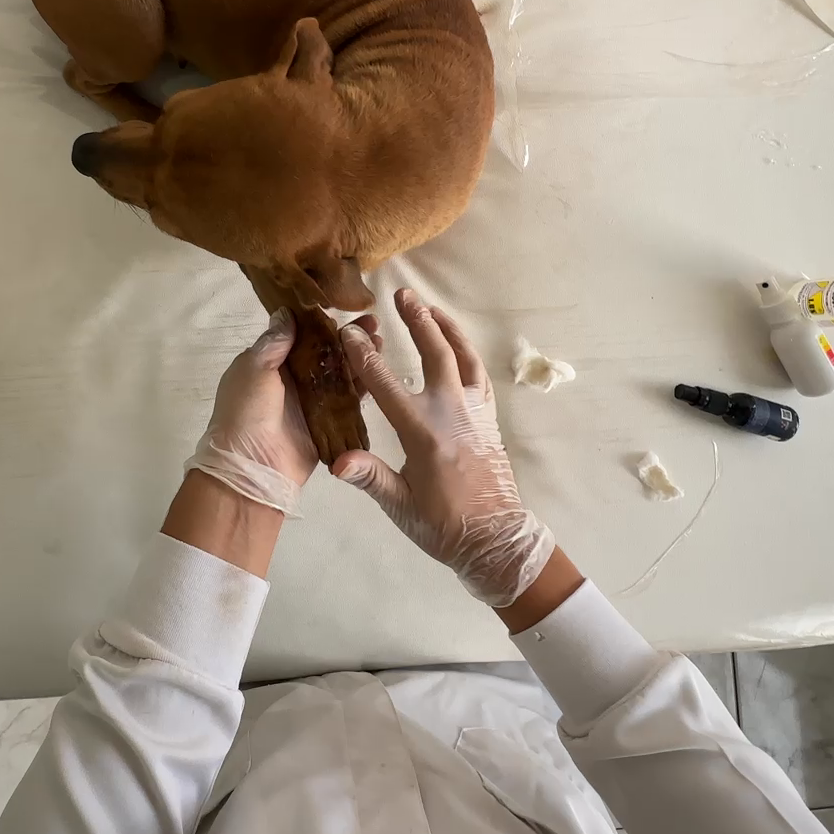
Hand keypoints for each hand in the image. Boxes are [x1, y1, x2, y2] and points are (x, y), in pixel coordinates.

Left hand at [186, 308, 381, 515]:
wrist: (252, 466)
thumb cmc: (246, 411)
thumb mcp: (253, 369)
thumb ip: (274, 342)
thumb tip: (286, 312)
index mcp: (270, 364)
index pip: (301, 336)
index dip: (322, 322)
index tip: (344, 308)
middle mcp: (292, 380)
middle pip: (325, 353)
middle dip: (347, 338)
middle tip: (373, 323)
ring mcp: (311, 402)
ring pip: (339, 374)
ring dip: (359, 358)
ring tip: (381, 342)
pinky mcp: (327, 422)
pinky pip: (348, 400)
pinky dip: (363, 386)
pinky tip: (380, 371)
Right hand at [333, 288, 555, 606]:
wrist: (498, 540)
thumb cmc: (444, 525)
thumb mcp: (400, 505)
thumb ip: (370, 477)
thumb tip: (335, 461)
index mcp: (423, 432)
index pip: (385, 384)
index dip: (364, 355)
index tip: (348, 332)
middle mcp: (451, 412)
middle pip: (434, 354)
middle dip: (416, 321)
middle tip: (403, 294)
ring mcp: (474, 412)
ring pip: (463, 357)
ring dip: (447, 329)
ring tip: (432, 307)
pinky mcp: (488, 418)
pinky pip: (479, 375)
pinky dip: (467, 353)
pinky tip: (458, 346)